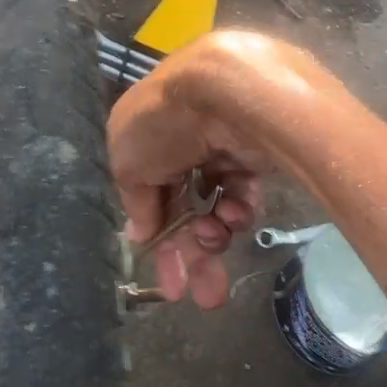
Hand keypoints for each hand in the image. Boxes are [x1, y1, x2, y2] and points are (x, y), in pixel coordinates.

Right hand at [109, 31, 340, 307]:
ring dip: (215, 233)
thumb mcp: (128, 161)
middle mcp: (186, 137)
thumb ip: (135, 200)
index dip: (159, 236)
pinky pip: (245, 190)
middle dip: (194, 253)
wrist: (228, 89)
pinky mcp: (258, 150)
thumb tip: (141, 233)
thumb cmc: (164, 121)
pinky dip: (239, 209)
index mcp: (149, 131)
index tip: (171, 282)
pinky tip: (235, 215)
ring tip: (218, 240)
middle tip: (206, 298)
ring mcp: (224, 143)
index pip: (151, 192)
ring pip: (218, 202)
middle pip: (187, 205)